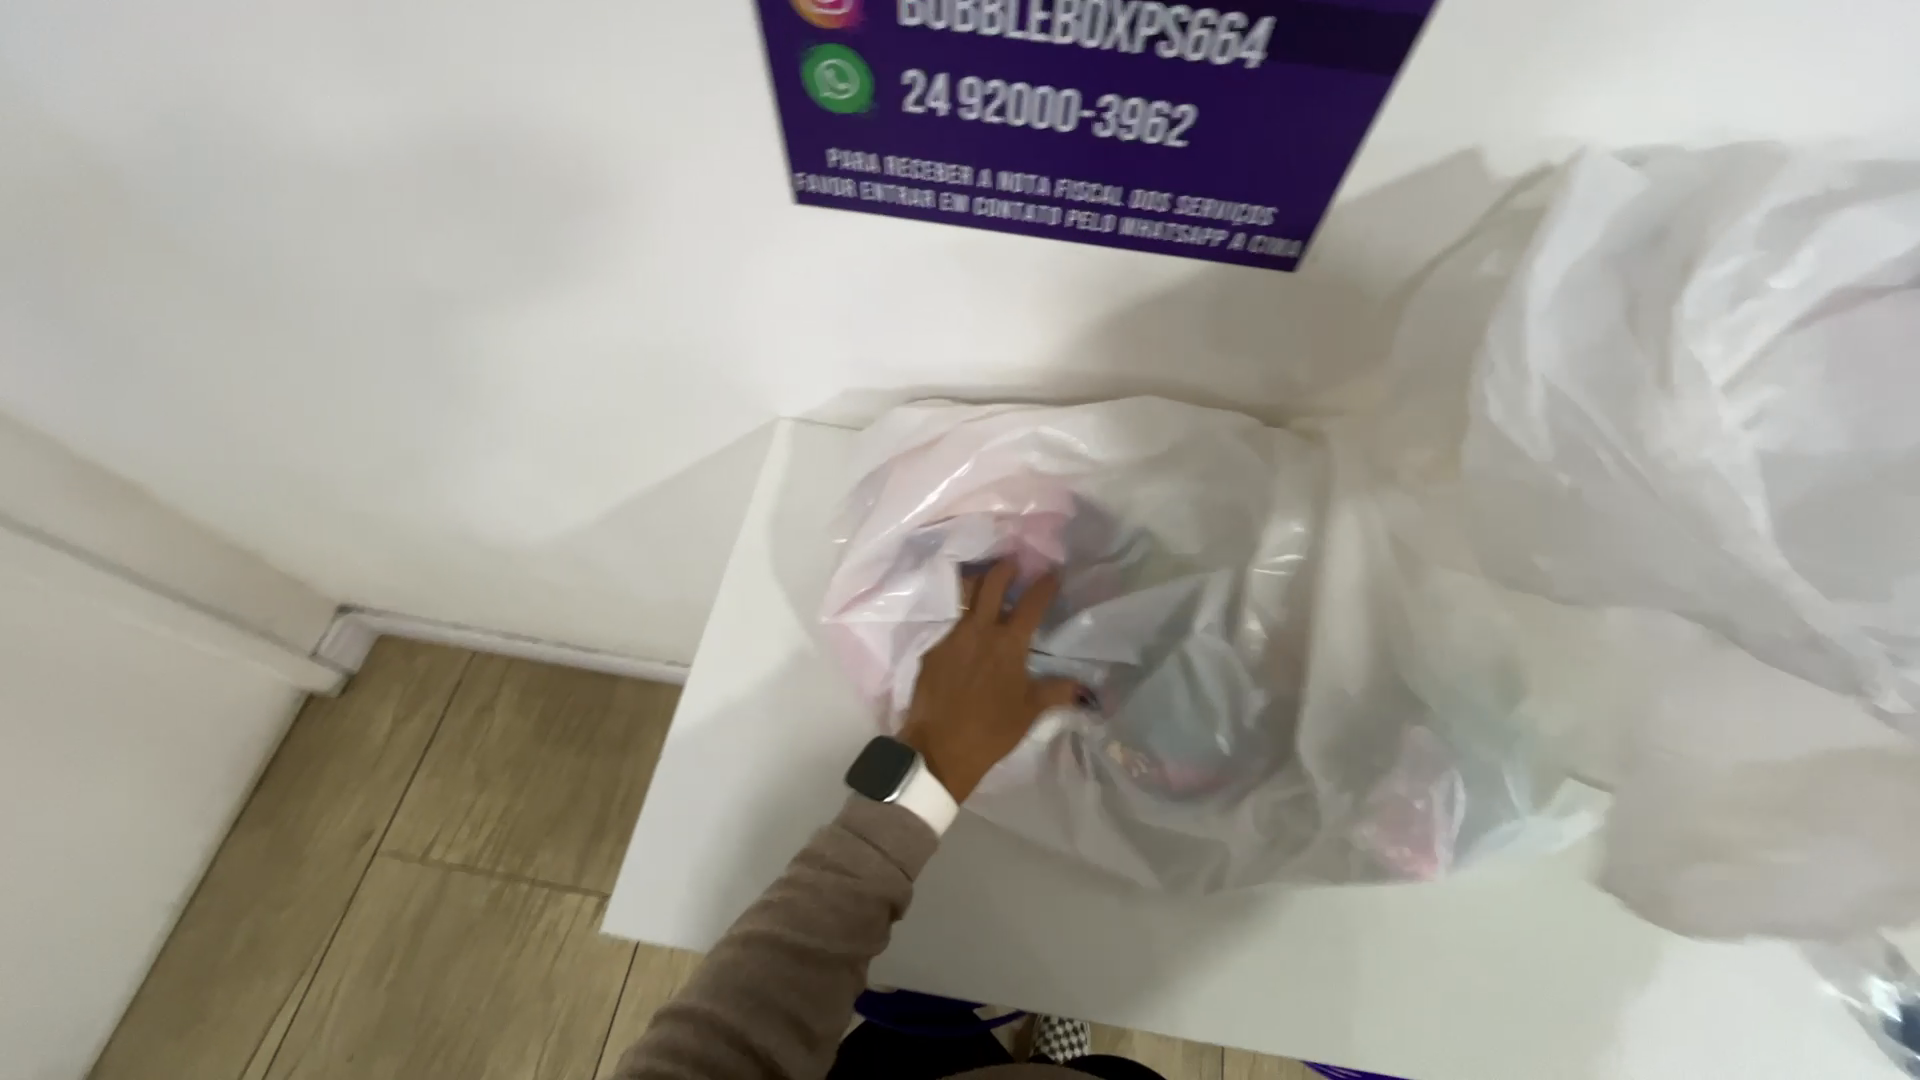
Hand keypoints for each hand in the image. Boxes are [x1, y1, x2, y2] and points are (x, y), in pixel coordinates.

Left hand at [899, 559, 1082, 802]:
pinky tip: (965, 625)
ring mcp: (951, 636)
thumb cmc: (991, 730)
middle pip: (991, 583)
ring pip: (964, 597)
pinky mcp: (932, 649)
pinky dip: (960, 617)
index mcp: (1009, 643)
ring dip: (978, 585)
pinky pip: (948, 622)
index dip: (1045, 584)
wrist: (939, 749)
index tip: (1053, 572)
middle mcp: (979, 630)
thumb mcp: (1029, 711)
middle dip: (1004, 567)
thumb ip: (1056, 692)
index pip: (1032, 602)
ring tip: (986, 584)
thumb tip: (1086, 688)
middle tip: (1013, 562)